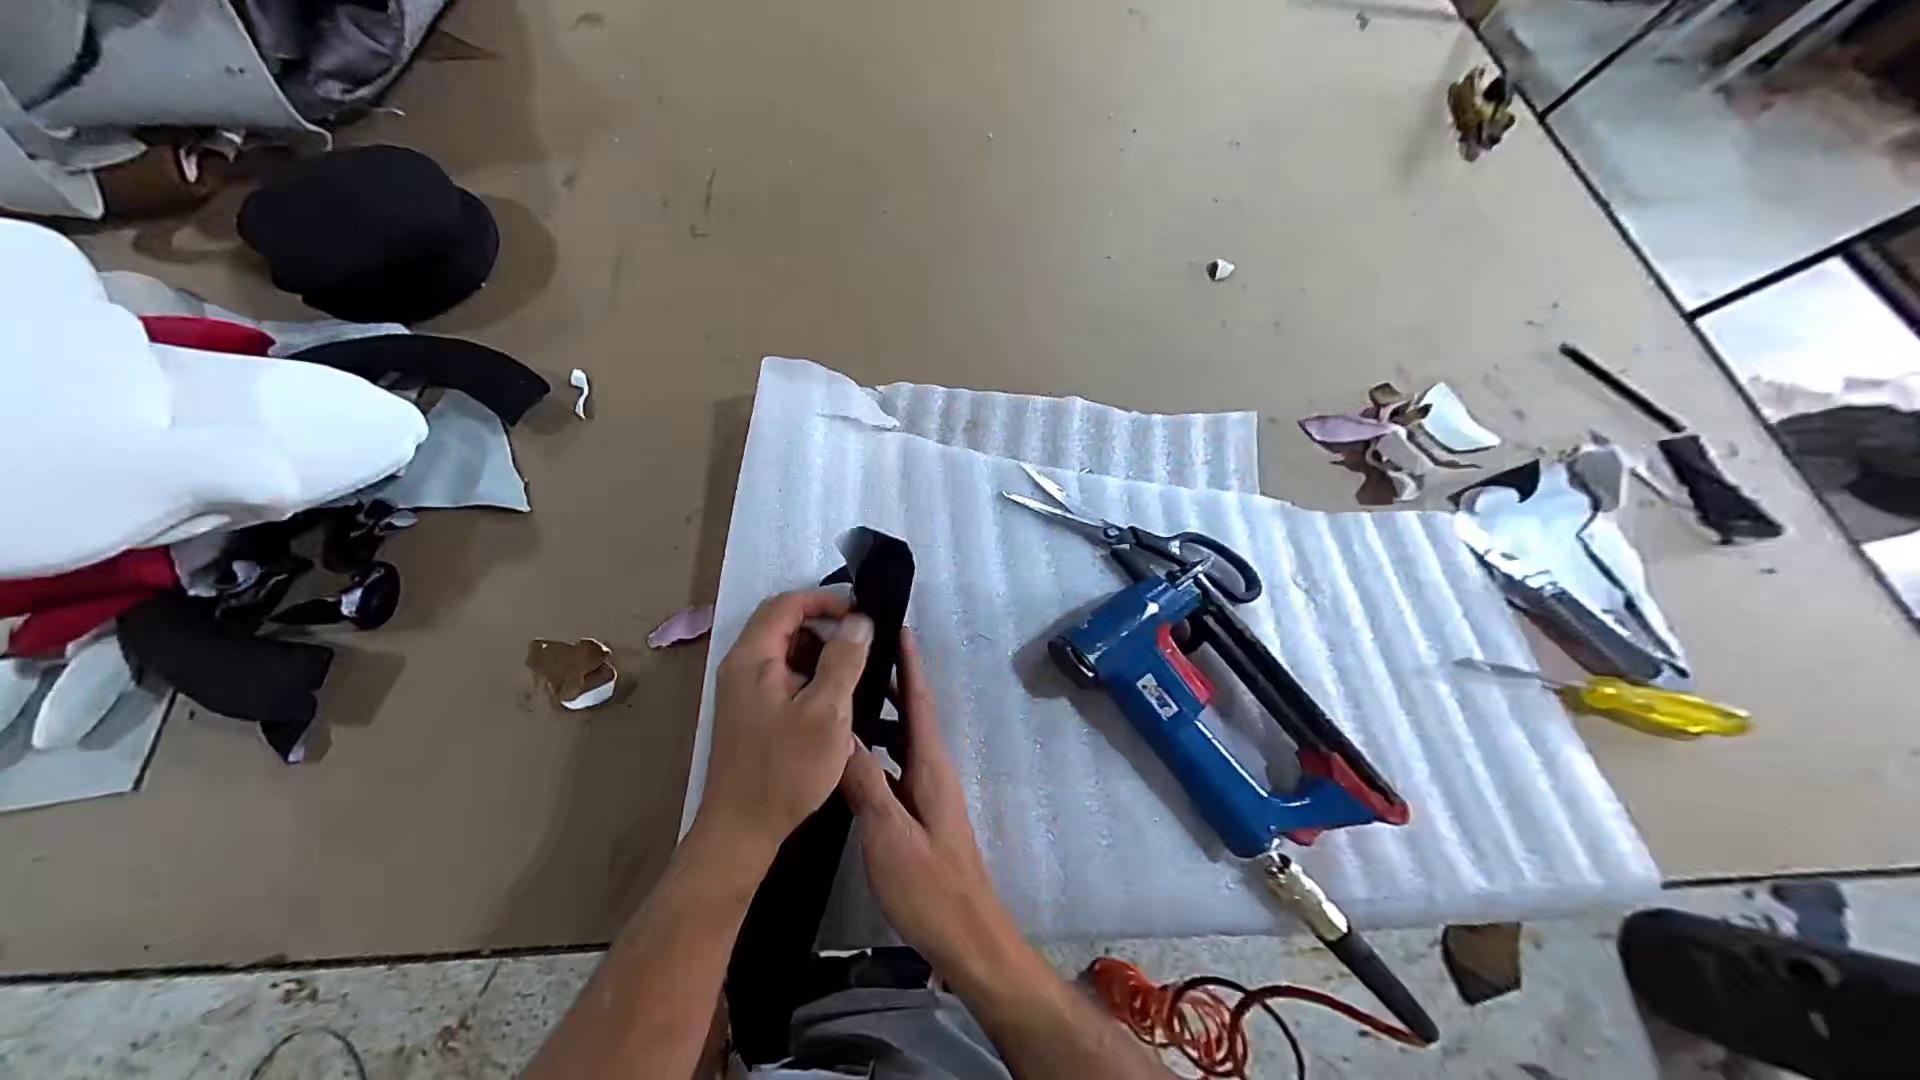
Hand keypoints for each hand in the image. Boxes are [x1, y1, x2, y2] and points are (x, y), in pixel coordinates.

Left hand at [695, 589, 873, 863]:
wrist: (741, 830)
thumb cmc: (785, 770)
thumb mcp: (826, 712)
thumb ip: (843, 660)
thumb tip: (859, 620)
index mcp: (752, 658)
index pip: (786, 604)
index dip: (824, 600)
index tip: (860, 612)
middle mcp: (741, 666)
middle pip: (782, 623)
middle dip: (824, 624)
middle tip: (860, 640)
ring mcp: (742, 690)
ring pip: (784, 650)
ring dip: (818, 650)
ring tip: (853, 669)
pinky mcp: (750, 710)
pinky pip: (781, 674)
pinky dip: (809, 673)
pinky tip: (833, 696)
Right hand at [839, 628, 1021, 987]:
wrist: (967, 937)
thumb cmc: (930, 887)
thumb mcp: (889, 835)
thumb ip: (865, 784)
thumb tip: (842, 733)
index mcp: (930, 766)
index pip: (919, 702)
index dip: (909, 663)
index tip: (897, 628)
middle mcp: (932, 770)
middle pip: (911, 715)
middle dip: (890, 682)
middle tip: (854, 658)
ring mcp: (926, 793)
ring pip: (901, 741)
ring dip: (880, 717)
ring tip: (844, 700)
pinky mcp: (918, 814)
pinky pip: (894, 767)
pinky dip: (875, 752)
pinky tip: (850, 760)